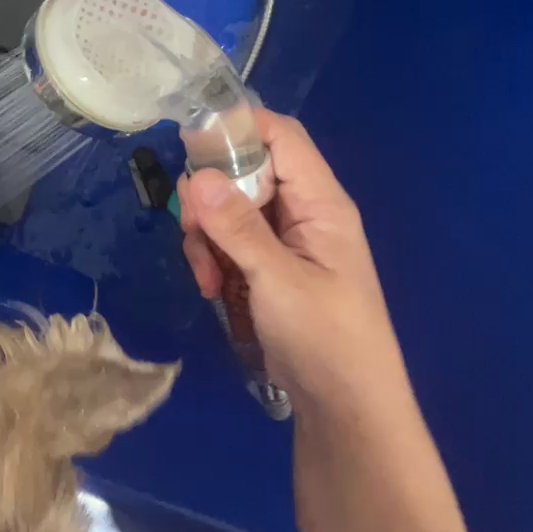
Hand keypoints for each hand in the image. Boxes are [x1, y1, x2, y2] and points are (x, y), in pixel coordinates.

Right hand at [177, 108, 406, 407]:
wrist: (344, 404)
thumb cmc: (326, 338)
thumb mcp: (278, 280)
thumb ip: (237, 227)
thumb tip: (197, 174)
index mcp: (320, 203)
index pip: (280, 137)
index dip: (238, 127)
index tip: (189, 143)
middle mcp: (300, 211)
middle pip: (241, 172)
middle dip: (207, 197)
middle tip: (193, 231)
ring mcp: (280, 239)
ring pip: (224, 208)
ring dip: (204, 235)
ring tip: (208, 277)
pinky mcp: (264, 264)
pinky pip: (224, 240)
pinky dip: (210, 258)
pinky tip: (212, 288)